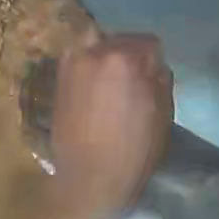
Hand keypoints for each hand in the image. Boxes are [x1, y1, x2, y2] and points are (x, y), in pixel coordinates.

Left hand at [48, 33, 172, 218]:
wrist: (89, 177)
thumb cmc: (134, 148)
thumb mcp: (162, 112)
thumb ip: (159, 78)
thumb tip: (152, 65)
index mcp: (123, 57)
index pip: (148, 43)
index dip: (154, 62)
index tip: (153, 80)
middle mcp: (92, 52)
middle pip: (119, 42)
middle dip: (128, 57)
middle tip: (132, 82)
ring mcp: (70, 65)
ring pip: (94, 48)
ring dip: (105, 60)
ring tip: (111, 86)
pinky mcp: (56, 81)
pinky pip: (77, 63)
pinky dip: (87, 70)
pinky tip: (93, 92)